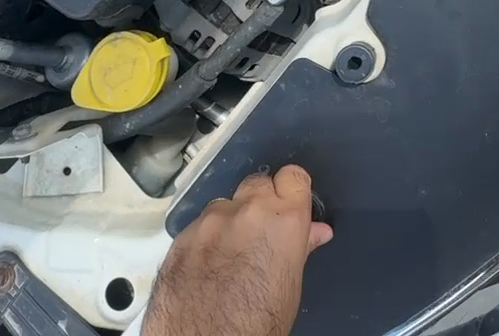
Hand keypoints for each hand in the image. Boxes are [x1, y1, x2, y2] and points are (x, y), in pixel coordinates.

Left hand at [143, 164, 333, 335]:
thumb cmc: (258, 325)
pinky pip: (198, 227)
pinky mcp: (181, 237)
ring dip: (229, 222)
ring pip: (225, 204)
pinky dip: (203, 241)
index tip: (288, 205)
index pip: (294, 176)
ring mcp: (211, 221)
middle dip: (259, 202)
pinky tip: (204, 269)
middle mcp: (248, 210)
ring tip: (227, 256)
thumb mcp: (290, 286)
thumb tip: (317, 231)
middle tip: (258, 233)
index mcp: (284, 219)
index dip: (291, 191)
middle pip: (258, 182)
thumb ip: (301, 247)